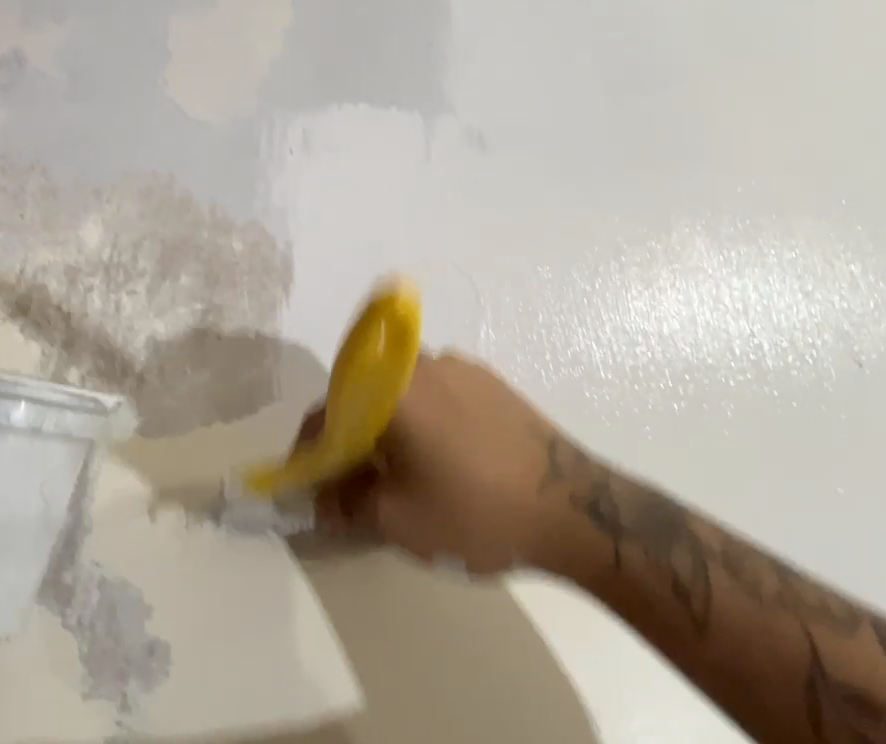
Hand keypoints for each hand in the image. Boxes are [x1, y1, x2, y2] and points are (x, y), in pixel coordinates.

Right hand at [306, 352, 569, 575]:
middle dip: (350, 433)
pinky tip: (439, 456)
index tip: (310, 480)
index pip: (328, 410)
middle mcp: (421, 364)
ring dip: (387, 423)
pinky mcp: (490, 380)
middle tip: (352, 478)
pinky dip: (422, 418)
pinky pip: (436, 392)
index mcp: (391, 390)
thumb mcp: (399, 521)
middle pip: (364, 393)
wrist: (575, 508)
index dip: (311, 447)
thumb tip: (318, 498)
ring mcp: (460, 367)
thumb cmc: (476, 513)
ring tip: (398, 469)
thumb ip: (345, 503)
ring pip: (401, 391)